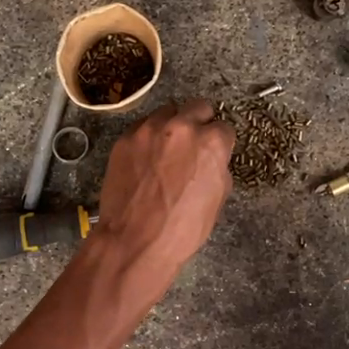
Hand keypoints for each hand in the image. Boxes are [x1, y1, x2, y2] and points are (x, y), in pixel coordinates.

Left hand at [92, 99, 234, 277]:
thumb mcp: (217, 199)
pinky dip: (148, 137)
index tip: (213, 153)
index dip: (220, 143)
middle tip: (193, 143)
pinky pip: (142, 127)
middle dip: (199, 122)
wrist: (134, 241)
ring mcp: (149, 129)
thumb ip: (218, 167)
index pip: (224, 128)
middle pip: (198, 107)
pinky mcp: (125, 138)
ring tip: (167, 149)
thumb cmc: (182, 228)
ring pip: (168, 112)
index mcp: (211, 142)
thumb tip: (212, 159)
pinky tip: (146, 158)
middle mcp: (181, 127)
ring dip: (172, 125)